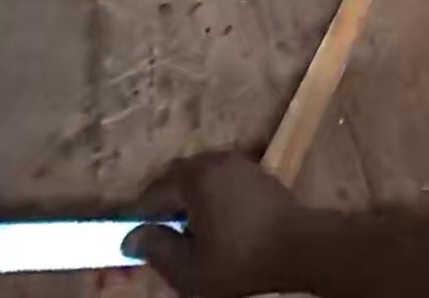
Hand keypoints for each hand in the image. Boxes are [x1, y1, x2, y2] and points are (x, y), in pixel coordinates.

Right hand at [123, 152, 311, 296]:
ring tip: (180, 238)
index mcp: (200, 177)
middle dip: (161, 208)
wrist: (297, 245)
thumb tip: (131, 236)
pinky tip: (209, 227)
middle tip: (153, 243)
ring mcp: (243, 165)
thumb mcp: (185, 266)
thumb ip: (155, 247)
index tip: (132, 248)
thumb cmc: (237, 259)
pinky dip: (208, 199)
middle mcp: (222, 161)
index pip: (154, 192)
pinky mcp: (259, 175)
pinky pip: (222, 181)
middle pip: (178, 179)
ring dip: (185, 202)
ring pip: (201, 178)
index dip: (137, 221)